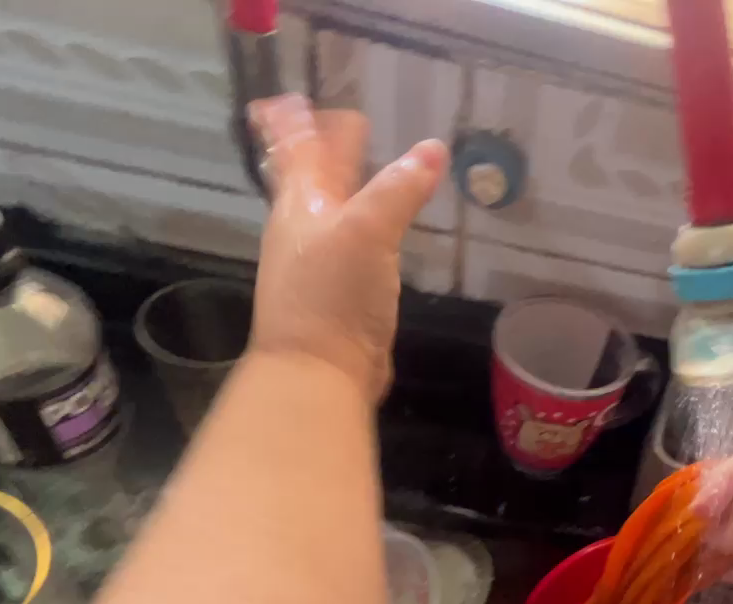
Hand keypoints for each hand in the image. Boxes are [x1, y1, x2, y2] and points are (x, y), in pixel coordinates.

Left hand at [247, 95, 448, 401]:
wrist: (321, 373)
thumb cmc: (333, 296)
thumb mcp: (369, 232)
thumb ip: (399, 189)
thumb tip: (434, 147)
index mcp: (300, 205)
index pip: (298, 149)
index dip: (303, 123)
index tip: (309, 101)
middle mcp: (304, 231)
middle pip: (312, 180)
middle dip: (325, 152)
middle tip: (346, 129)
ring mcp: (319, 268)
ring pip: (331, 216)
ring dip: (345, 190)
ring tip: (365, 174)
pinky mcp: (339, 299)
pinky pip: (350, 250)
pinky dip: (363, 232)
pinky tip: (377, 237)